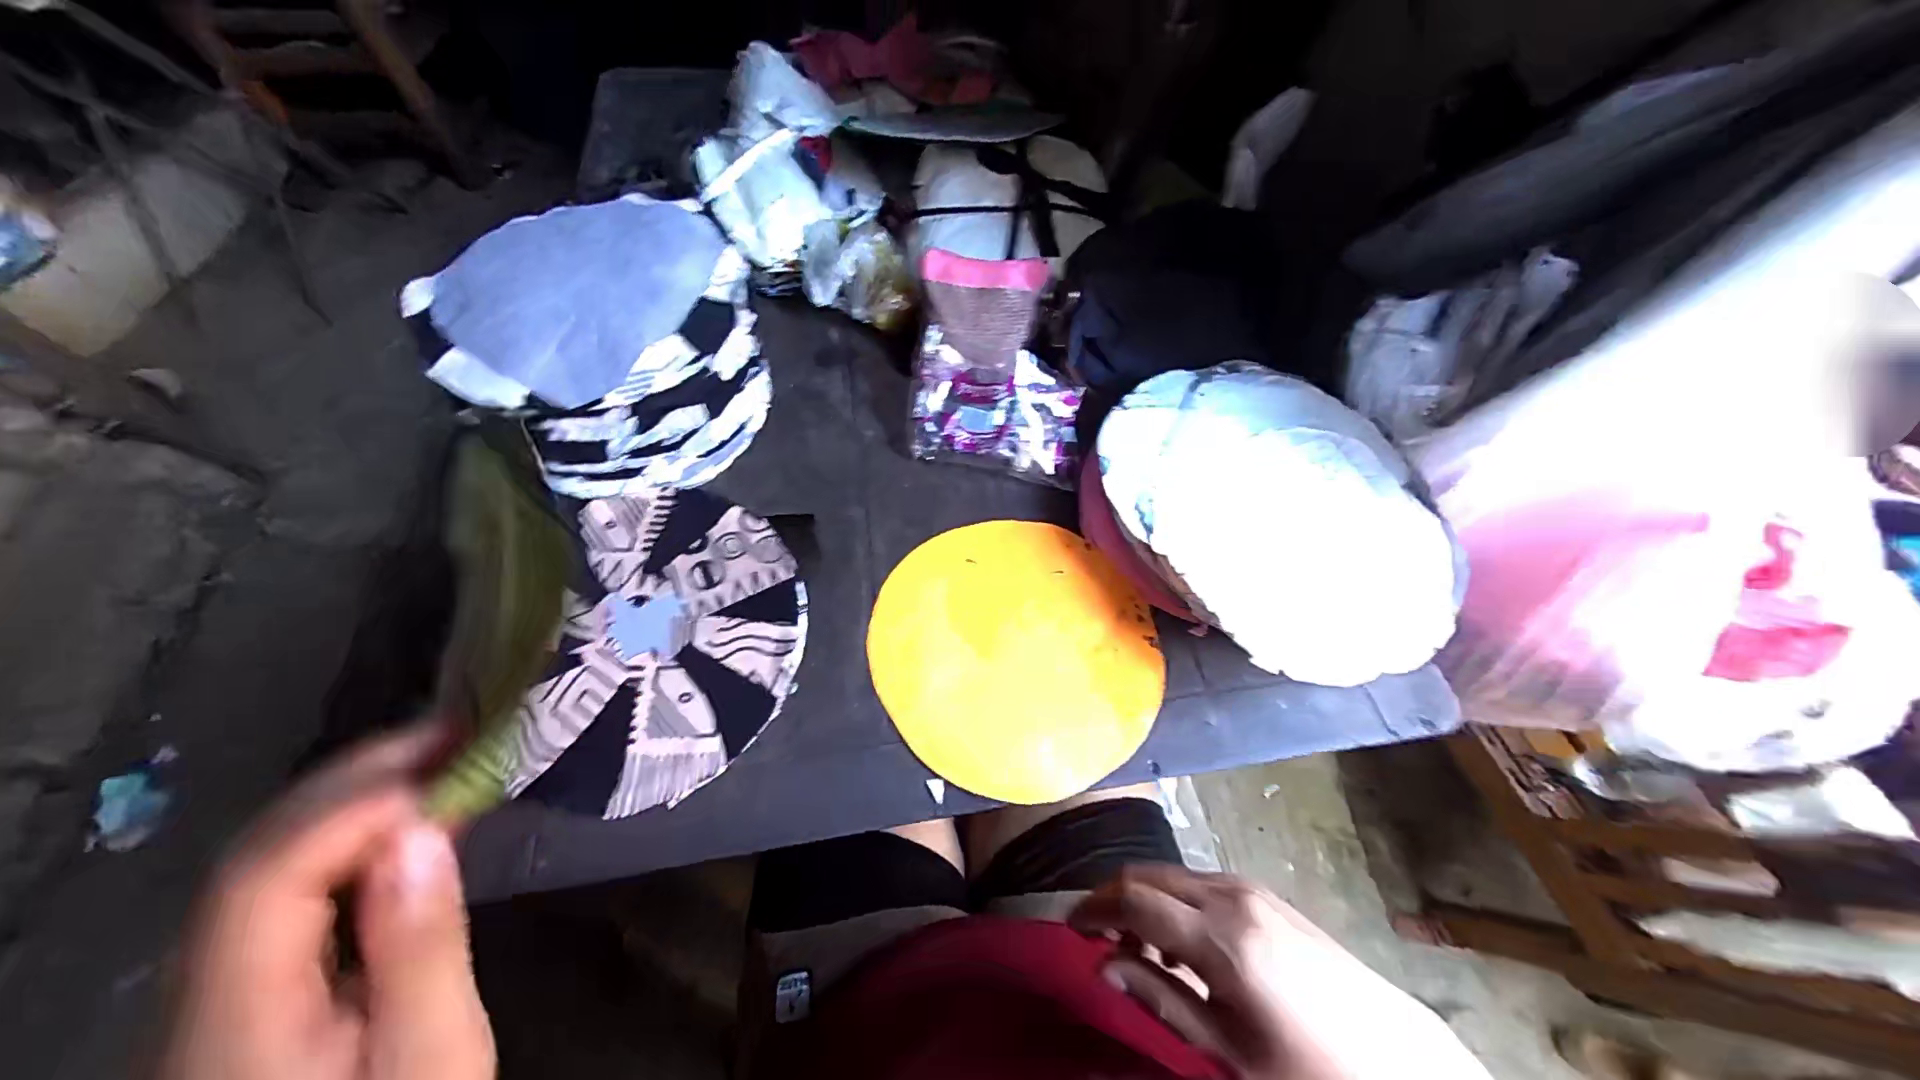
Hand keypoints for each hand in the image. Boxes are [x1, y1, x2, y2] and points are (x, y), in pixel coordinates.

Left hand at [160, 726, 494, 1079]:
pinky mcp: (253, 980)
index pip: (267, 879)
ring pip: (267, 860)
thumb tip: (422, 835)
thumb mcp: (434, 1052)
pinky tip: (407, 812)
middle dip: (357, 778)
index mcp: (240, 1018)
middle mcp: (205, 991)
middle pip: (256, 856)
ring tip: (438, 754)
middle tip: (452, 729)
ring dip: (355, 793)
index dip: (353, 808)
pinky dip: (353, 827)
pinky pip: (290, 880)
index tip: (449, 766)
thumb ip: (420, 949)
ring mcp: (221, 985)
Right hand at [1071, 864, 1488, 1079]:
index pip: (1132, 898)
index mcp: (1220, 937)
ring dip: (1144, 898)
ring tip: (1142, 949)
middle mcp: (1231, 896)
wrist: (1397, 1057)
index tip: (1071, 929)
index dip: (1093, 908)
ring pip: (1172, 874)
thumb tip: (1103, 966)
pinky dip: (1174, 899)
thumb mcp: (1227, 1051)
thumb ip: (1159, 999)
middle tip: (1099, 939)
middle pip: (1148, 873)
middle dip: (1113, 897)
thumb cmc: (1305, 1066)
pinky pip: (1200, 881)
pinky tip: (1185, 943)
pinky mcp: (1266, 893)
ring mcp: (1251, 889)